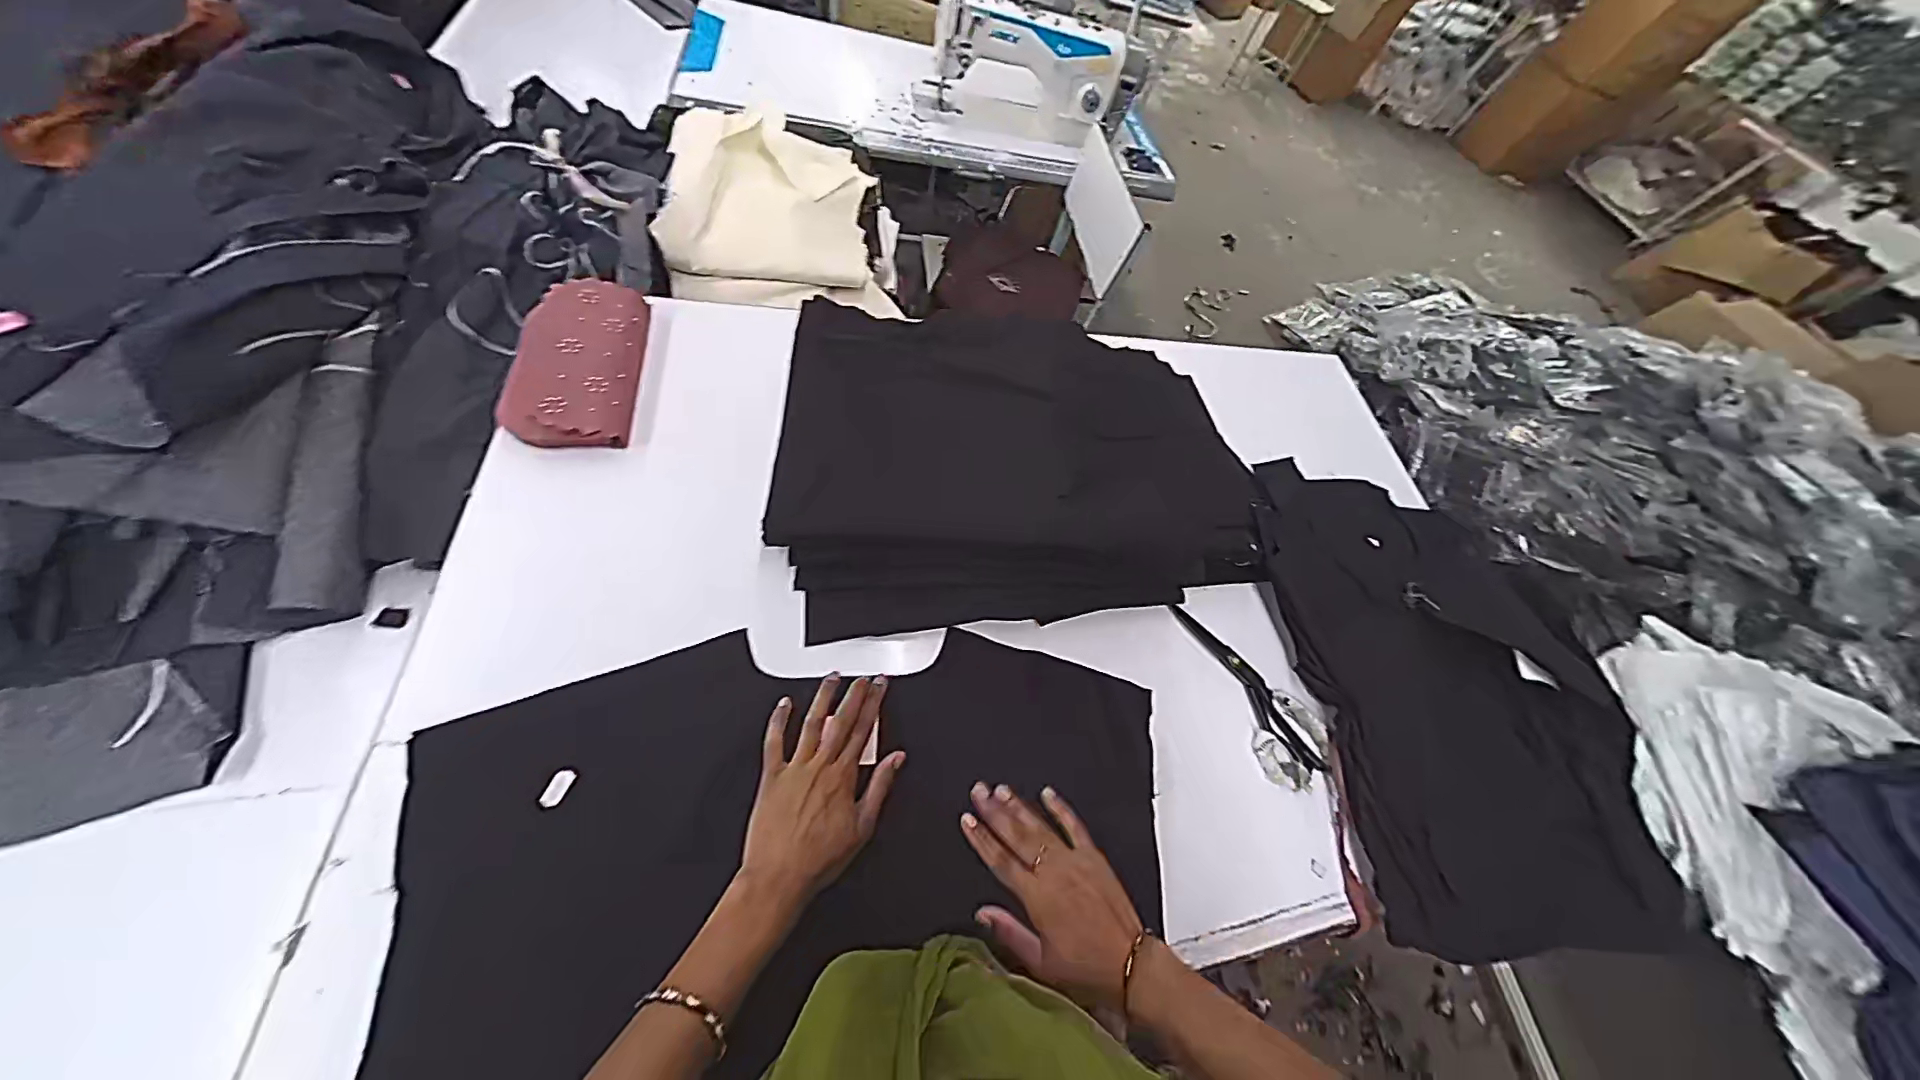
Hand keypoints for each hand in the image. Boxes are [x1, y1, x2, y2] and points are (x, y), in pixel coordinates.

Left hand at [739, 675, 905, 908]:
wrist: (778, 877)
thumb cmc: (818, 859)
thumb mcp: (862, 826)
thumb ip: (880, 787)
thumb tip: (895, 760)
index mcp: (842, 777)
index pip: (863, 731)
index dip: (873, 704)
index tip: (879, 687)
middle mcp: (819, 767)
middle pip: (840, 721)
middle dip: (854, 695)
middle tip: (863, 678)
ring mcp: (794, 769)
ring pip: (810, 723)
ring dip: (823, 698)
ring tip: (832, 679)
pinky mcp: (771, 777)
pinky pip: (774, 741)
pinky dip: (778, 720)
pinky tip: (784, 704)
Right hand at [960, 783, 1143, 1015]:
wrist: (1131, 966)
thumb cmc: (1087, 968)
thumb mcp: (1041, 962)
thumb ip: (1009, 932)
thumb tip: (983, 912)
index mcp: (1038, 898)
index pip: (1001, 860)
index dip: (982, 838)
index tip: (968, 820)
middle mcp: (1055, 873)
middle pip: (1017, 835)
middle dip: (994, 811)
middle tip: (979, 791)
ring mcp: (1076, 861)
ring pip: (1041, 826)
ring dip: (1019, 806)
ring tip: (1001, 790)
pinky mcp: (1095, 857)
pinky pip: (1075, 826)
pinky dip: (1060, 808)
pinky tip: (1047, 794)